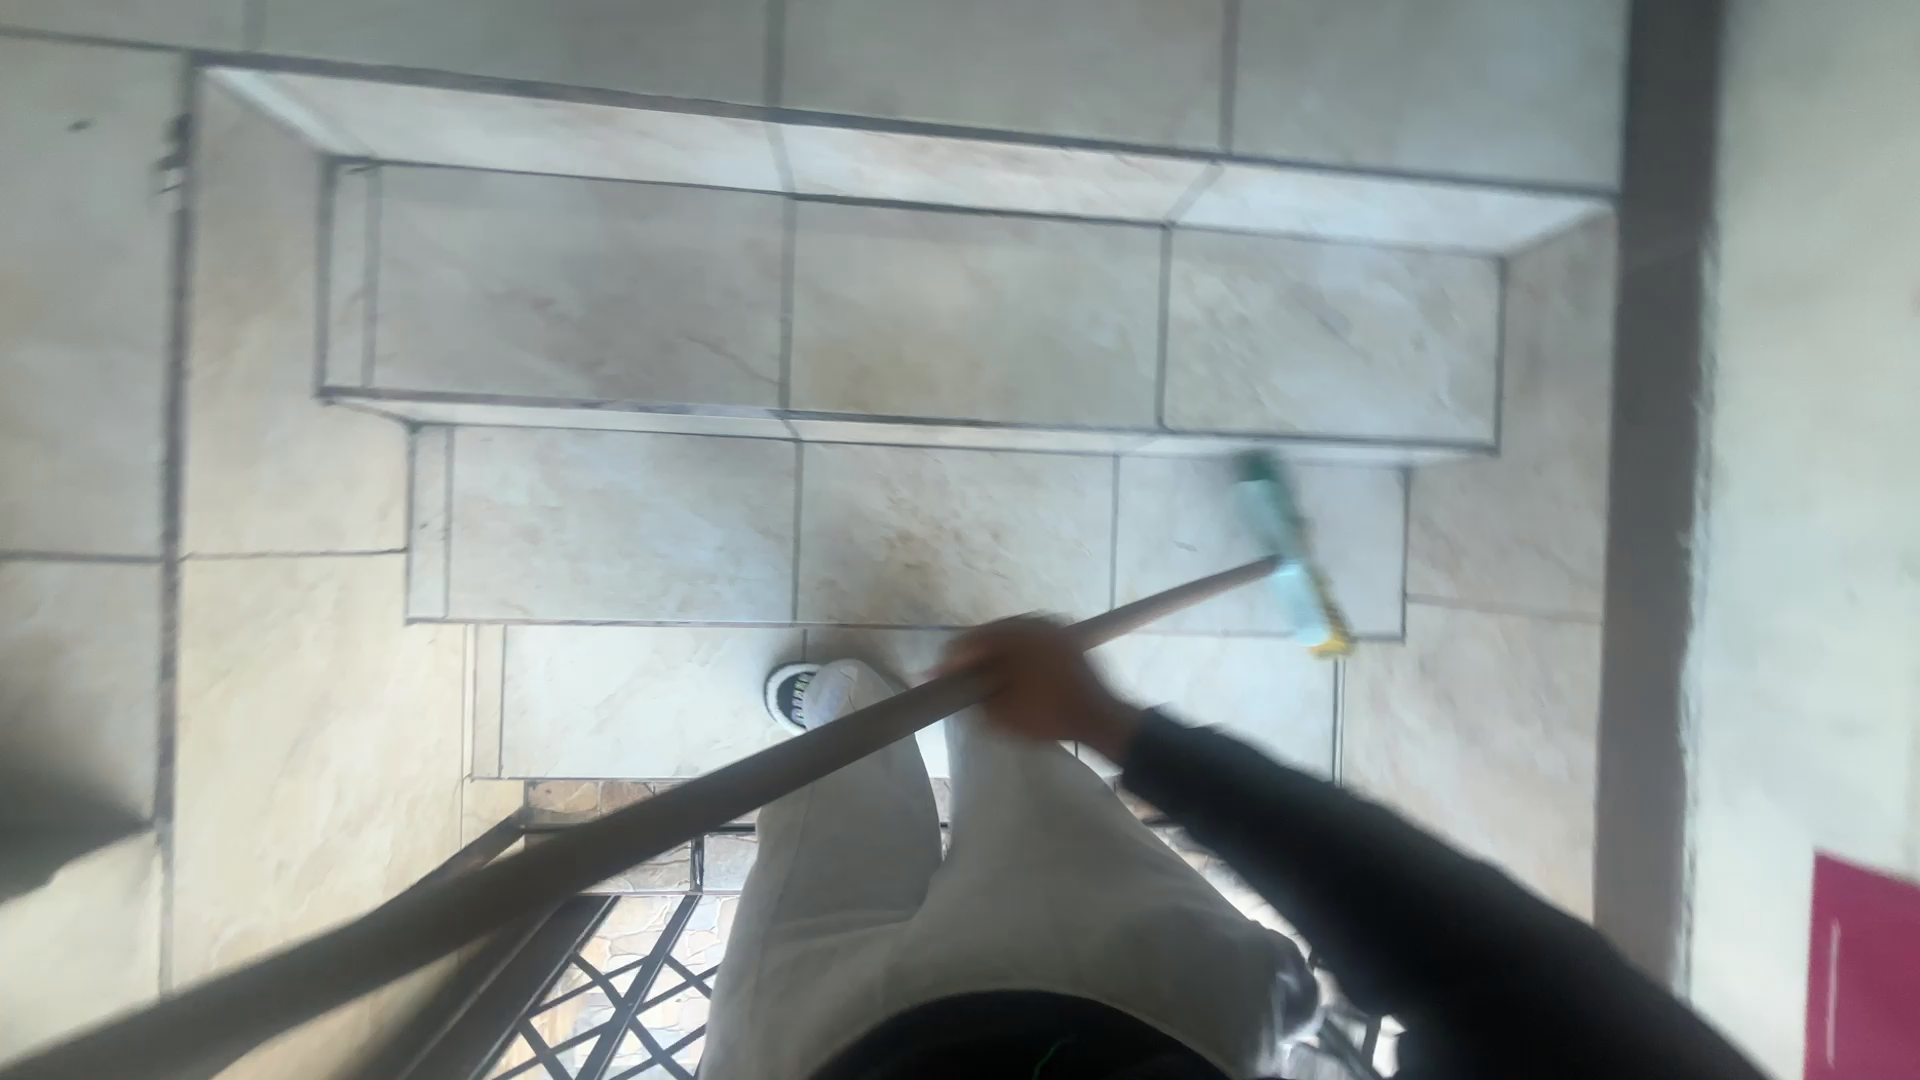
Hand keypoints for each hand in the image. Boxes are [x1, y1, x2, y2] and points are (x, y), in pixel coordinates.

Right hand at [939, 616, 1144, 762]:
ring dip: (995, 655)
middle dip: (973, 656)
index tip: (935, 677)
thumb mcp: (1002, 714)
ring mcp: (1054, 628)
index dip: (949, 660)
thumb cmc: (1050, 716)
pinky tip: (1013, 675)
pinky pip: (1031, 641)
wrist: (1102, 719)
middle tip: (958, 678)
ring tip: (984, 678)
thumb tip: (949, 681)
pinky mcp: (1066, 638)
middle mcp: (1035, 622)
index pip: (970, 640)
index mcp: (1016, 635)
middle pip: (990, 634)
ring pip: (1012, 637)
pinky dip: (1017, 655)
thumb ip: (971, 694)